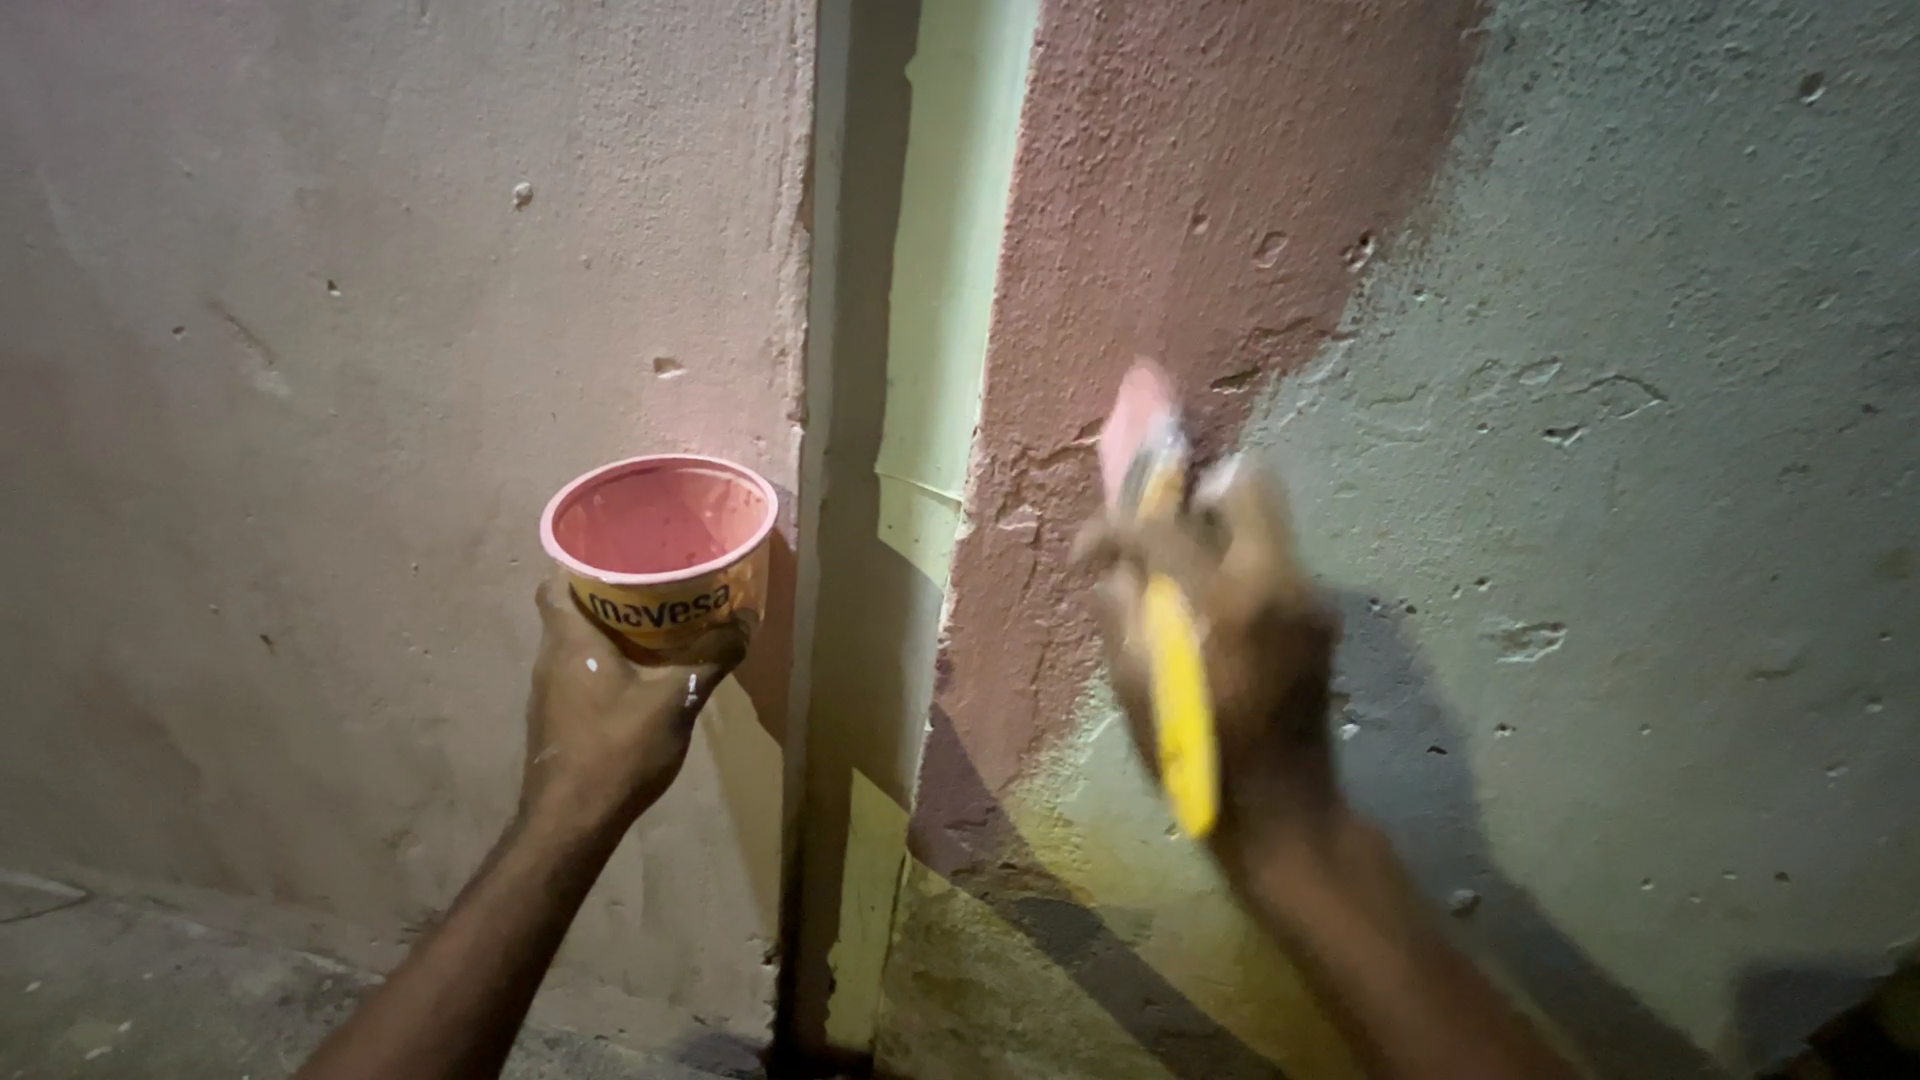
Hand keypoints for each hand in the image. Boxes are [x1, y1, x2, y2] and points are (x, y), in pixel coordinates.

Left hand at [520, 573, 748, 832]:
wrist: (571, 823)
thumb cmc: (617, 750)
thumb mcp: (676, 699)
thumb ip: (712, 657)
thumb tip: (746, 622)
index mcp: (570, 642)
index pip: (554, 583)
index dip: (579, 560)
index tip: (618, 549)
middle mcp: (552, 660)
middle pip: (571, 608)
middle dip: (610, 590)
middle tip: (657, 580)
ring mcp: (552, 692)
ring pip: (578, 641)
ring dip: (612, 626)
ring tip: (660, 619)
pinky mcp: (561, 718)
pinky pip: (582, 669)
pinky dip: (610, 658)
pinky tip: (646, 669)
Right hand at [1075, 458, 1342, 872]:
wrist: (1283, 808)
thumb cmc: (1195, 754)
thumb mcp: (1134, 689)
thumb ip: (1119, 613)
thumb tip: (1114, 570)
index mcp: (1224, 604)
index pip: (1161, 529)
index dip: (1112, 528)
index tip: (1088, 552)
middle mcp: (1278, 581)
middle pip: (1246, 483)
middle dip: (1193, 493)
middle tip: (1160, 530)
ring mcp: (1310, 595)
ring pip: (1264, 519)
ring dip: (1216, 529)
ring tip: (1180, 574)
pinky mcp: (1321, 614)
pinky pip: (1273, 559)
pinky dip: (1236, 563)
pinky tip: (1213, 610)